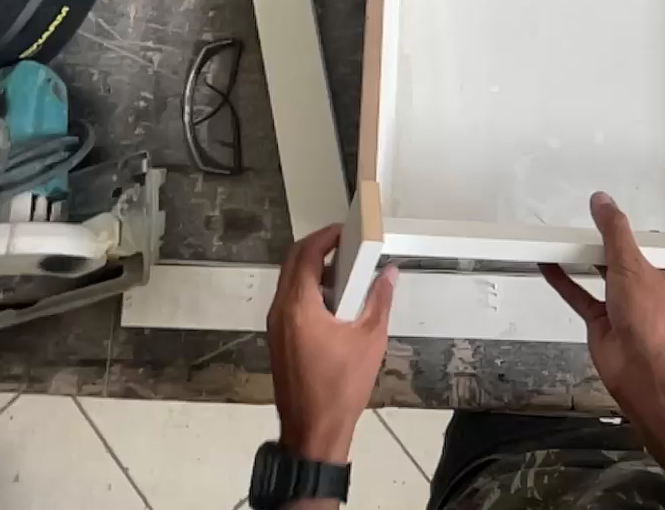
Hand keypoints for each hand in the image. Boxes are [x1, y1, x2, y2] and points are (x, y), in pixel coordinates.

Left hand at [267, 223, 398, 463]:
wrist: (313, 433)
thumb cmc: (342, 387)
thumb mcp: (370, 339)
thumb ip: (380, 300)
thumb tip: (389, 273)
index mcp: (299, 306)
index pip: (307, 253)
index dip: (326, 235)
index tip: (346, 230)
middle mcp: (280, 310)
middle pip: (292, 260)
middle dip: (318, 245)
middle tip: (345, 242)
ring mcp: (275, 325)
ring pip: (288, 279)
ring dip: (312, 266)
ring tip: (344, 268)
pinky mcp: (277, 338)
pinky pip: (288, 298)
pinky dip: (307, 287)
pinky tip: (333, 298)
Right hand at [541, 192, 664, 401]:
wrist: (641, 369)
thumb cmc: (653, 322)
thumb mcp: (632, 262)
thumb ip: (614, 231)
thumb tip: (603, 203)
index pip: (652, 241)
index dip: (636, 228)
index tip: (616, 212)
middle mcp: (648, 287)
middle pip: (624, 255)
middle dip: (606, 241)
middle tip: (587, 221)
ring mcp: (625, 304)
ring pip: (601, 273)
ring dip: (584, 257)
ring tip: (566, 238)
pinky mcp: (603, 320)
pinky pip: (579, 294)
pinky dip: (564, 279)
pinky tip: (550, 264)